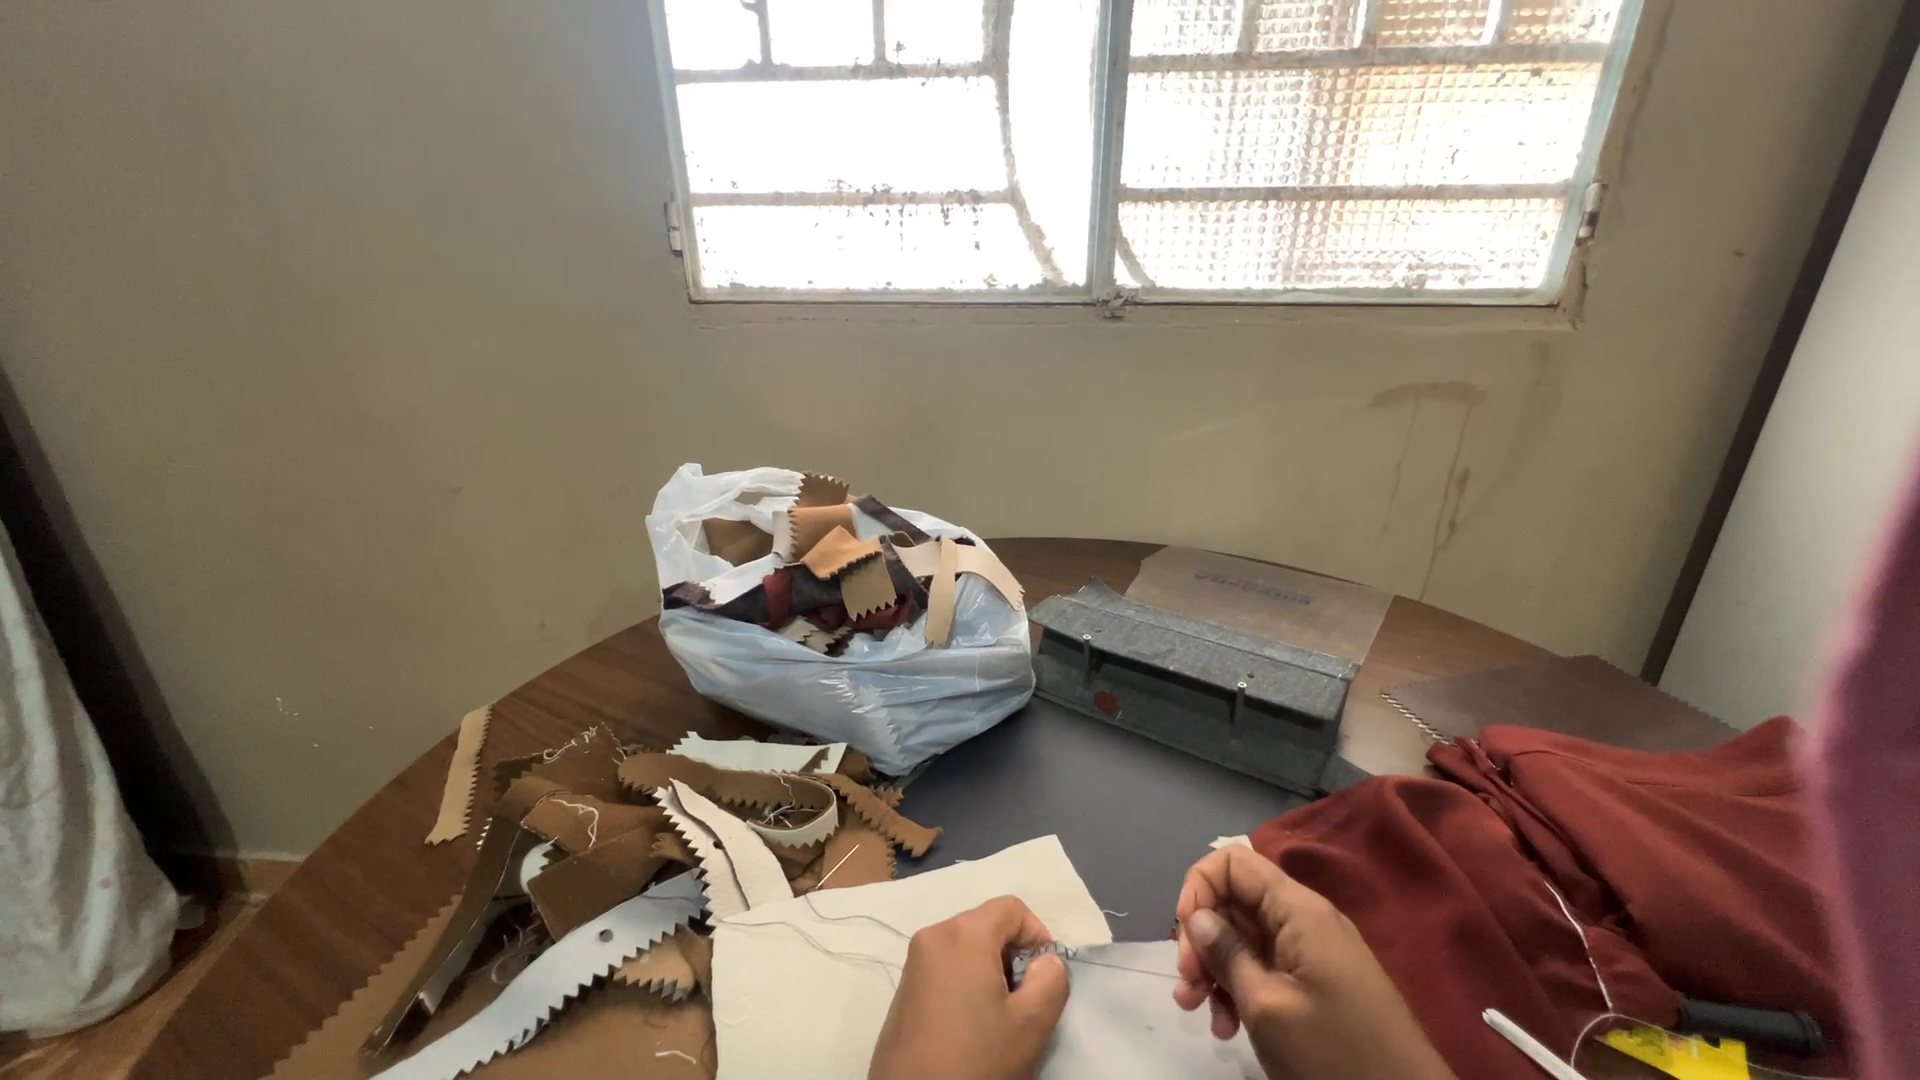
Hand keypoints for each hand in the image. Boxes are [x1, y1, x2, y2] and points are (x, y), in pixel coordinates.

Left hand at [868, 895, 1070, 1079]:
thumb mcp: (1030, 1025)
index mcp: (963, 934)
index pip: (1011, 907)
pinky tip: (972, 1023)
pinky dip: (967, 981)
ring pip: (967, 945)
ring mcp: (914, 961)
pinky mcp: (905, 986)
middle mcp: (933, 935)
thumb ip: (1051, 980)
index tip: (1043, 976)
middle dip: (1013, 955)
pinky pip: (947, 964)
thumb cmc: (975, 1061)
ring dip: (991, 970)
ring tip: (998, 1016)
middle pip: (987, 924)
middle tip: (1023, 1000)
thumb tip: (1045, 960)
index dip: (1037, 934)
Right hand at [1173, 846, 1455, 1079]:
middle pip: (1234, 901)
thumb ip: (1227, 954)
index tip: (1187, 937)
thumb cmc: (1335, 1054)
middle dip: (1202, 939)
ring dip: (1214, 969)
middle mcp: (1305, 919)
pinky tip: (1227, 1025)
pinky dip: (1239, 987)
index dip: (1198, 889)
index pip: (1231, 861)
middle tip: (1188, 986)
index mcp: (1298, 909)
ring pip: (1245, 937)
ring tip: (1199, 1012)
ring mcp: (1312, 951)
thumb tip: (1197, 917)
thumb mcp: (1267, 1006)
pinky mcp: (1317, 982)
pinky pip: (1265, 966)